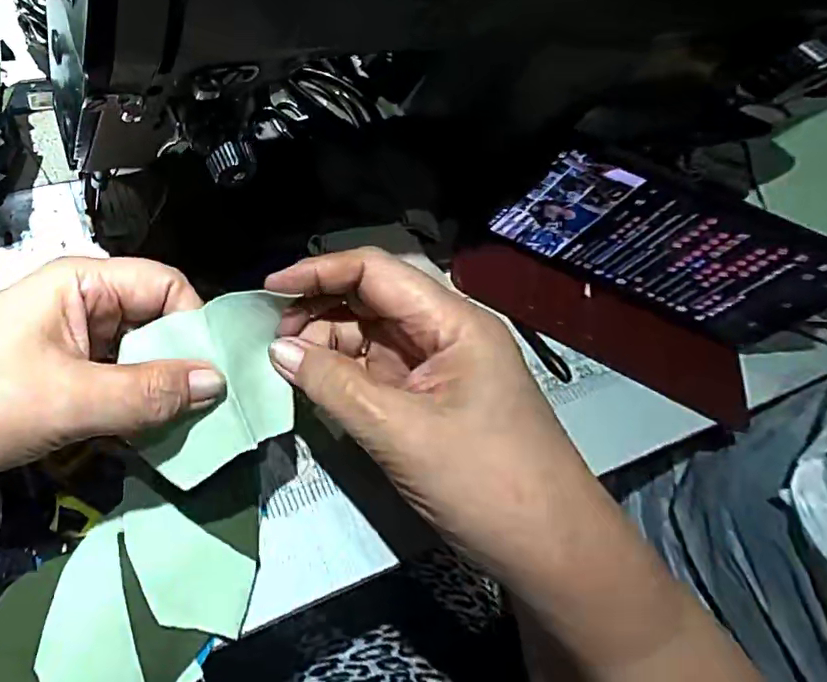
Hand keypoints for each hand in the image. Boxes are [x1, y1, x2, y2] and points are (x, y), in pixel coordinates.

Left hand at [0, 257, 222, 527]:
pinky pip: (114, 387)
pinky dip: (131, 412)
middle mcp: (83, 303)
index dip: (195, 323)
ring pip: (137, 361)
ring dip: (156, 395)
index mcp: (84, 281)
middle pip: (154, 324)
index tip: (216, 375)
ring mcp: (70, 343)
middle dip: (179, 366)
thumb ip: (146, 393)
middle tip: (207, 414)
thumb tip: (218, 382)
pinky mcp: (59, 380)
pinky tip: (145, 442)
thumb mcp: (67, 400)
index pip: (165, 285)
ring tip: (180, 434)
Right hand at [262, 248, 615, 588]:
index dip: (320, 271)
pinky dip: (344, 372)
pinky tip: (315, 383)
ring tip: (287, 362)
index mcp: (452, 320)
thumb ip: (335, 385)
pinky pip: (378, 368)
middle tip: (273, 335)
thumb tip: (278, 350)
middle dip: (320, 308)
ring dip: (328, 342)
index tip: (272, 288)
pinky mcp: (430, 397)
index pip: (377, 271)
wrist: (554, 556)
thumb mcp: (401, 433)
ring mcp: (438, 364)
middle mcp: (445, 331)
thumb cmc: (486, 483)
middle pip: (372, 297)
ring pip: (371, 333)